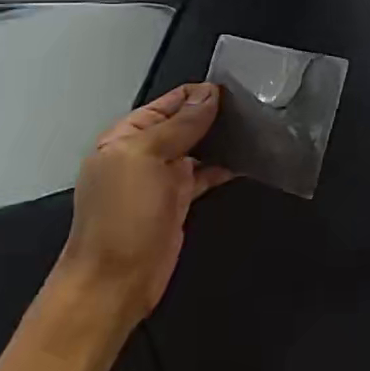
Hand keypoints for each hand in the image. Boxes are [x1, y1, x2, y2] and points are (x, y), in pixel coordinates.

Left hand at [58, 83, 234, 328]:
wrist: (116, 282)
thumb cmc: (120, 217)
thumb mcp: (144, 158)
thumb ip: (179, 126)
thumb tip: (208, 96)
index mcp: (125, 137)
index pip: (166, 104)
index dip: (196, 94)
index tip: (231, 88)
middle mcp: (142, 154)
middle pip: (183, 124)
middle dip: (212, 114)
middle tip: (250, 105)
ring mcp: (160, 180)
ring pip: (197, 148)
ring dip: (220, 139)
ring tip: (253, 127)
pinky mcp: (178, 202)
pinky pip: (205, 175)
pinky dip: (224, 167)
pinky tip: (245, 160)